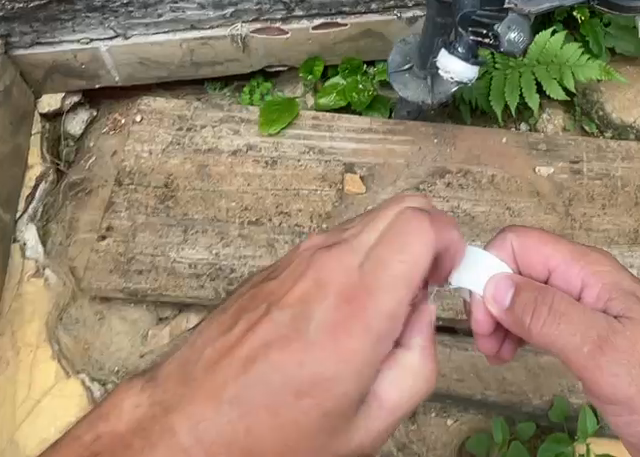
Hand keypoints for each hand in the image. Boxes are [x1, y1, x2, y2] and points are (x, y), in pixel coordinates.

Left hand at [48, 194, 463, 456]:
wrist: (189, 424)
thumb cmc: (274, 436)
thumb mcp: (368, 423)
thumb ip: (418, 362)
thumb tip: (422, 314)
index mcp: (361, 302)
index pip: (423, 223)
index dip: (450, 242)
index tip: (448, 278)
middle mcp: (332, 262)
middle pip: (404, 205)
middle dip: (431, 236)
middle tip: (426, 286)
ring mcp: (303, 254)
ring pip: (372, 217)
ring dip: (395, 245)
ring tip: (384, 306)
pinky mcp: (282, 260)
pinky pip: (339, 237)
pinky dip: (362, 255)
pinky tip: (346, 308)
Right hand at [467, 228, 639, 456]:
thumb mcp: (602, 352)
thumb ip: (547, 313)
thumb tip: (493, 284)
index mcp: (589, 272)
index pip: (520, 243)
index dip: (491, 272)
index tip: (481, 321)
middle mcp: (586, 283)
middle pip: (519, 265)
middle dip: (492, 296)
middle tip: (489, 345)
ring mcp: (589, 311)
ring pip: (527, 292)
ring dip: (503, 316)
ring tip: (499, 354)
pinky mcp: (592, 340)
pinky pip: (542, 319)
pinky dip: (520, 332)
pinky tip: (518, 355)